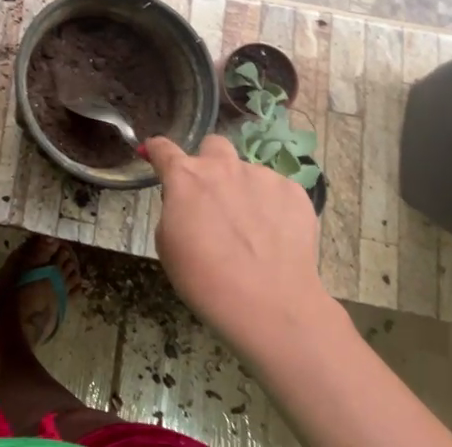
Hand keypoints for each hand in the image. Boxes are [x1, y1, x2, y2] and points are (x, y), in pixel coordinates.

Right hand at [143, 135, 330, 353]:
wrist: (270, 305)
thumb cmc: (204, 279)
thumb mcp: (167, 244)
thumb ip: (175, 209)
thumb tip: (188, 203)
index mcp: (185, 177)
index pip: (163, 148)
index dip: (157, 151)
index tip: (156, 155)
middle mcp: (223, 166)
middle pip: (213, 146)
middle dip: (211, 164)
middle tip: (214, 196)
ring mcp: (262, 176)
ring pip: (249, 173)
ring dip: (245, 190)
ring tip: (253, 231)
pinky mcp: (295, 193)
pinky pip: (278, 191)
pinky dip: (274, 207)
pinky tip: (277, 238)